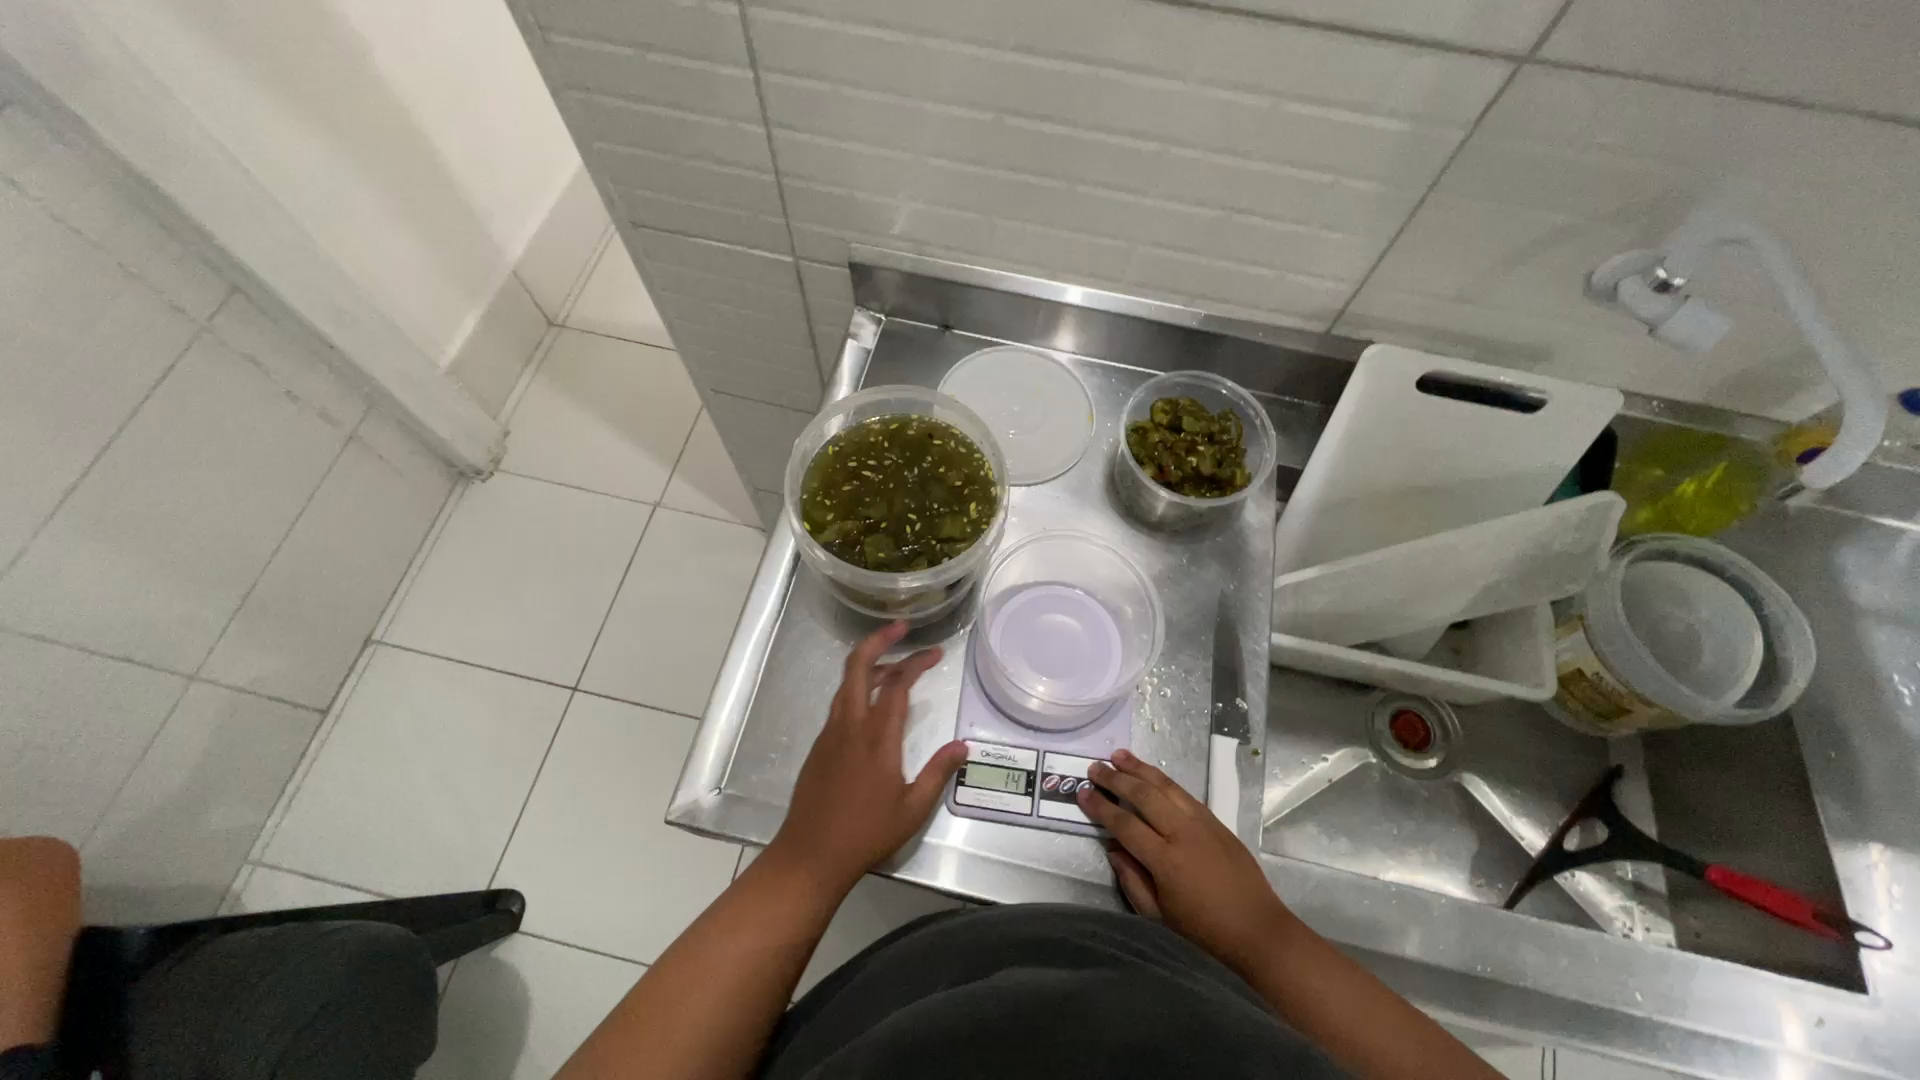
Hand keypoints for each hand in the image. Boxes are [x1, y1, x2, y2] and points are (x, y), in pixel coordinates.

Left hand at [768, 620, 967, 893]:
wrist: (811, 854)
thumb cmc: (866, 833)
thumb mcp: (913, 808)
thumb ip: (939, 772)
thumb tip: (963, 746)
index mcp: (876, 737)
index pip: (897, 684)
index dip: (916, 662)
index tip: (935, 652)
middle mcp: (849, 725)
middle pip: (858, 666)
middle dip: (879, 640)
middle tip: (902, 627)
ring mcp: (830, 734)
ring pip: (846, 684)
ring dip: (869, 665)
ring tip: (894, 664)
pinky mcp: (819, 746)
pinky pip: (840, 705)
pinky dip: (858, 689)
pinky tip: (873, 704)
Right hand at [1079, 749, 1294, 975]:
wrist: (1257, 928)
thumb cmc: (1203, 929)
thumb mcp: (1158, 915)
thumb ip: (1131, 880)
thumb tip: (1113, 849)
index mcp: (1165, 860)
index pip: (1124, 824)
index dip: (1100, 807)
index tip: (1082, 791)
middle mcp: (1182, 833)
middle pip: (1143, 796)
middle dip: (1116, 779)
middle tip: (1095, 767)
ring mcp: (1202, 823)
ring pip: (1165, 786)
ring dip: (1140, 769)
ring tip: (1119, 755)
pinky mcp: (1216, 821)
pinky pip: (1184, 793)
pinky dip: (1163, 780)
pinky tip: (1150, 774)